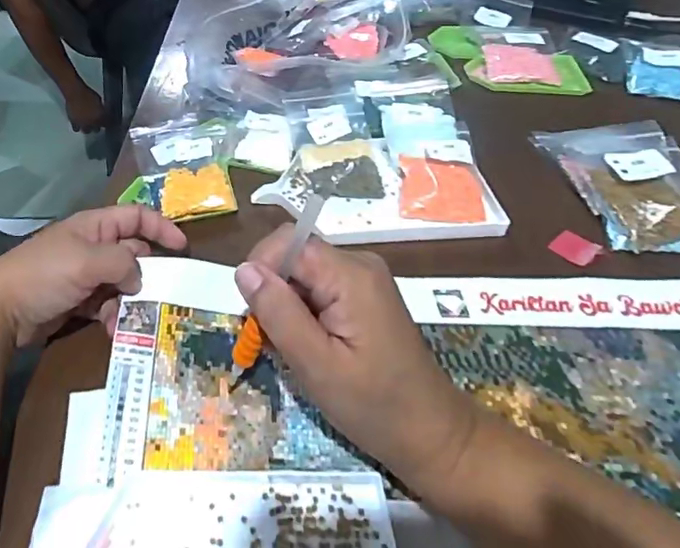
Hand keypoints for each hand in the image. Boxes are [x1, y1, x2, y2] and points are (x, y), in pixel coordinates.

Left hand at [0, 206, 186, 347]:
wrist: (0, 310)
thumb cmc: (44, 274)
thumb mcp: (86, 261)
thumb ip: (122, 262)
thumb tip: (139, 277)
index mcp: (94, 226)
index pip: (135, 217)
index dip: (160, 227)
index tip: (182, 248)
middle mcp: (92, 246)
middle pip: (132, 253)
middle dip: (147, 273)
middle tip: (162, 295)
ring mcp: (84, 274)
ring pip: (122, 282)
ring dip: (130, 300)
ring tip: (129, 318)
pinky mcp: (77, 301)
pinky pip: (107, 304)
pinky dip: (113, 315)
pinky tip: (112, 329)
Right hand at [62, 82, 107, 132]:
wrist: (75, 92)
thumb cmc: (87, 93)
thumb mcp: (99, 100)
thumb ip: (102, 109)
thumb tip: (104, 111)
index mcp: (100, 116)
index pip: (107, 124)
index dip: (107, 122)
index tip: (107, 121)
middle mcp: (91, 122)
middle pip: (97, 129)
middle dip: (98, 126)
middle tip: (97, 121)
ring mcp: (82, 124)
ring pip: (87, 131)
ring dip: (88, 128)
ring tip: (88, 123)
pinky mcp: (73, 123)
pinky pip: (77, 128)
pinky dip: (79, 126)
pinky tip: (80, 122)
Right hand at [234, 227, 476, 497]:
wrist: (435, 439)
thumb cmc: (376, 407)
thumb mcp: (317, 366)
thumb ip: (279, 313)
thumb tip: (243, 269)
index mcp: (351, 275)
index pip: (289, 241)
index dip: (262, 268)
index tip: (254, 315)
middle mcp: (359, 265)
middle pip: (296, 256)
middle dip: (272, 292)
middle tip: (267, 341)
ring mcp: (364, 280)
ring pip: (304, 274)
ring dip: (285, 306)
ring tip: (287, 351)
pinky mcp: (365, 297)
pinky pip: (320, 288)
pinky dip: (303, 313)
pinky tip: (308, 348)